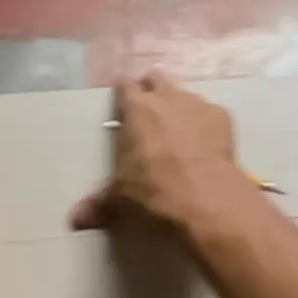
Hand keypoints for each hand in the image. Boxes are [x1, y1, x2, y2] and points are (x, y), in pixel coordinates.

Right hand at [69, 70, 254, 230]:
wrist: (207, 197)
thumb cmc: (154, 191)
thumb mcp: (120, 198)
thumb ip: (98, 202)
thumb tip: (75, 219)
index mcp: (136, 109)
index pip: (124, 84)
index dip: (122, 93)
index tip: (121, 104)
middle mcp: (166, 97)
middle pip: (156, 78)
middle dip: (151, 90)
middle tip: (148, 114)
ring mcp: (197, 103)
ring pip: (184, 94)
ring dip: (178, 106)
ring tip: (178, 132)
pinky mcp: (222, 115)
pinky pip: (209, 112)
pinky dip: (204, 123)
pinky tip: (204, 145)